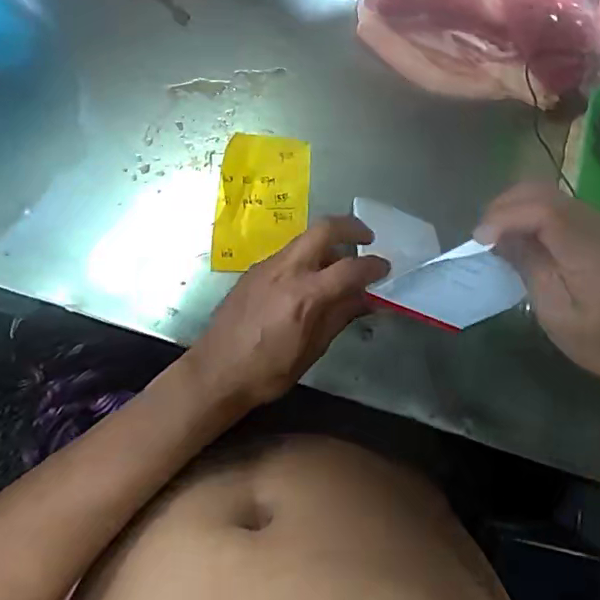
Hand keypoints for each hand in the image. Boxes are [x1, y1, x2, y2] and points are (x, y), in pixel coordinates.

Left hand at [185, 216, 390, 410]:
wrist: (214, 372)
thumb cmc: (267, 371)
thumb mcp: (312, 350)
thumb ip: (340, 316)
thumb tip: (366, 298)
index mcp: (305, 295)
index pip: (350, 268)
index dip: (373, 266)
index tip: (385, 268)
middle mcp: (287, 270)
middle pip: (325, 228)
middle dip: (351, 227)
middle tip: (366, 239)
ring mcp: (268, 265)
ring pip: (305, 237)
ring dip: (328, 241)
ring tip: (340, 260)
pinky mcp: (255, 269)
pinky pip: (289, 251)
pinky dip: (308, 254)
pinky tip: (310, 276)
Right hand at [476, 182, 599, 388]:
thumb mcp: (556, 313)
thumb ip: (528, 266)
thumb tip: (498, 236)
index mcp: (589, 248)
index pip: (542, 210)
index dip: (505, 216)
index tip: (479, 238)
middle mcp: (597, 224)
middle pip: (543, 192)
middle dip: (505, 205)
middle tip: (482, 234)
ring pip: (549, 193)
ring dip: (517, 206)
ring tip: (495, 233)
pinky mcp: (599, 227)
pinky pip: (559, 205)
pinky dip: (532, 211)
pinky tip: (519, 234)